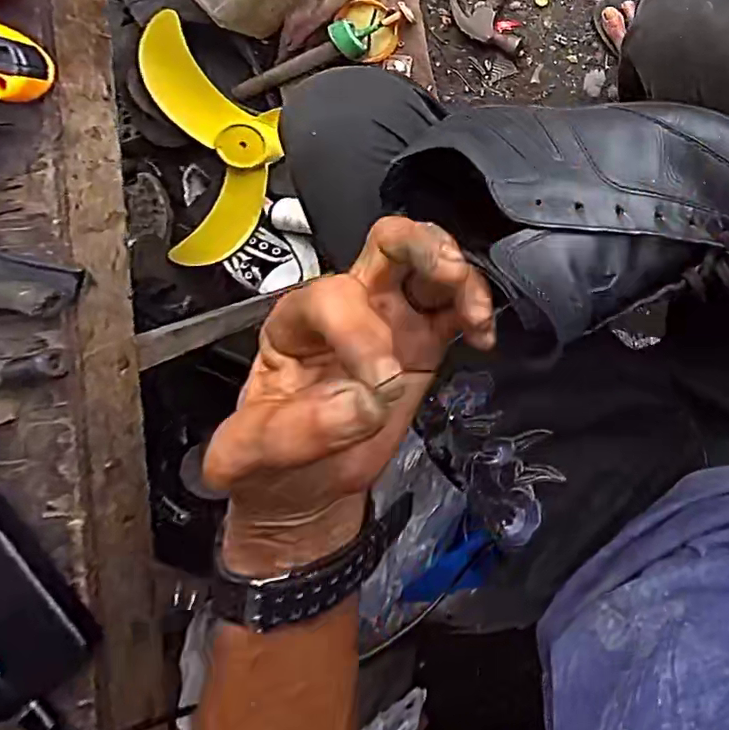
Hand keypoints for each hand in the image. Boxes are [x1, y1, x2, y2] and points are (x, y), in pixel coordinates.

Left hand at [203, 216, 495, 573]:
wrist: (306, 485)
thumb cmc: (271, 462)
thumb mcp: (247, 456)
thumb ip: (293, 431)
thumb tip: (360, 402)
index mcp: (298, 320)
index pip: (335, 296)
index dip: (362, 334)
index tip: (381, 387)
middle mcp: (350, 307)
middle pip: (388, 244)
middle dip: (422, 246)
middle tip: (447, 270)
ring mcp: (393, 319)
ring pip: (432, 267)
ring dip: (462, 278)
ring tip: (475, 312)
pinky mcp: (425, 341)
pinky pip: (457, 309)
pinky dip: (478, 312)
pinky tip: (481, 334)